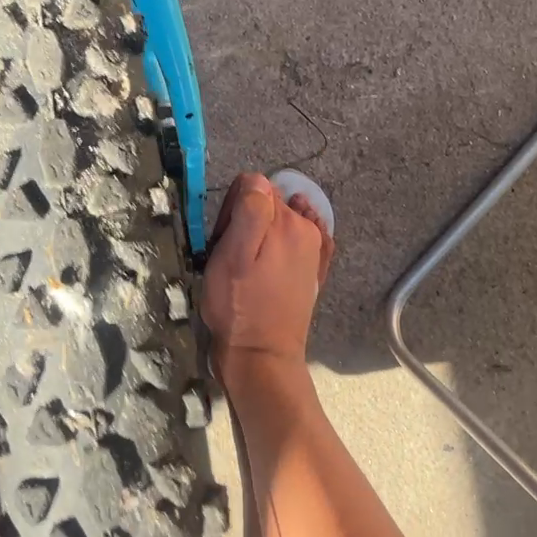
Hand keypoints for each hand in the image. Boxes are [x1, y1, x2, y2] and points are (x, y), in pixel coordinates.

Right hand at [202, 172, 333, 379]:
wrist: (261, 356)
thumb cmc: (239, 305)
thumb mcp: (232, 253)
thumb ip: (249, 210)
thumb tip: (257, 180)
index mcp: (287, 222)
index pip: (252, 187)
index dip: (230, 208)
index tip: (222, 237)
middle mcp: (307, 230)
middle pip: (266, 203)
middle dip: (243, 220)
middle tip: (230, 255)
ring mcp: (314, 252)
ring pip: (278, 221)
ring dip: (259, 235)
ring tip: (245, 266)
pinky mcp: (312, 271)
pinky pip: (301, 239)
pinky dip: (284, 240)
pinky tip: (273, 257)